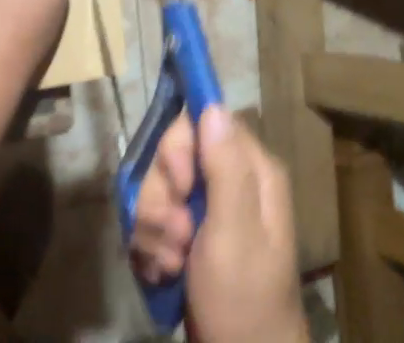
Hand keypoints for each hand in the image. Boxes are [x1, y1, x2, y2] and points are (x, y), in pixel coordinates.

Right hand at [128, 108, 307, 342]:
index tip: (178, 183)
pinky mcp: (188, 239)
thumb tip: (213, 105)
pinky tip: (162, 272)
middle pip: (174, 157)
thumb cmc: (243, 297)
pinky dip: (150, 248)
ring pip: (158, 191)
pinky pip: (153, 223)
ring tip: (170, 263)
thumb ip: (225, 168)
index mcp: (252, 171)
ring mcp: (207, 212)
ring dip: (154, 229)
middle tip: (176, 234)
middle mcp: (231, 183)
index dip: (180, 148)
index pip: (204, 122)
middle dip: (162, 197)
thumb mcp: (235, 232)